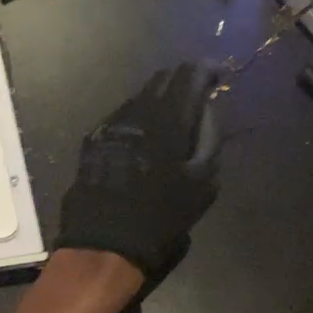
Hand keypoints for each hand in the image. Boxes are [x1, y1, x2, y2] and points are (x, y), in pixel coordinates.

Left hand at [55, 63, 220, 282]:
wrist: (105, 242)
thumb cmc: (162, 217)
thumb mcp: (203, 183)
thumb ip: (209, 138)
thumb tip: (207, 109)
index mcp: (169, 120)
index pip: (190, 75)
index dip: (208, 70)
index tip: (218, 76)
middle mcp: (137, 112)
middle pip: (162, 79)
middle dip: (182, 81)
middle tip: (197, 94)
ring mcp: (111, 124)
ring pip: (139, 96)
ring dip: (159, 99)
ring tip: (171, 117)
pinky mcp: (93, 139)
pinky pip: (121, 116)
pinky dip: (138, 117)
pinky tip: (143, 137)